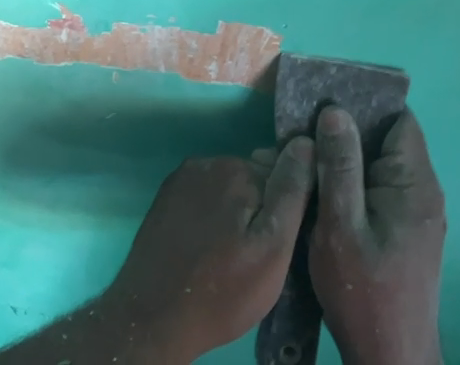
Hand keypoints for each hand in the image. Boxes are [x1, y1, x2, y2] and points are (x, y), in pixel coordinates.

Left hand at [102, 135, 316, 360]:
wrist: (154, 316)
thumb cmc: (223, 290)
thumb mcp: (273, 248)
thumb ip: (291, 191)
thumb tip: (305, 143)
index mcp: (237, 168)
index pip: (283, 172)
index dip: (290, 206)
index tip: (285, 239)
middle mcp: (207, 162)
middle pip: (254, 178)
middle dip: (263, 206)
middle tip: (261, 253)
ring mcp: (182, 179)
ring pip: (228, 188)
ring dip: (238, 212)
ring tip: (235, 254)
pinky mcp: (166, 198)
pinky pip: (204, 197)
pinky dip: (213, 216)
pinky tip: (212, 248)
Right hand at [310, 107, 445, 364]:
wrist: (388, 355)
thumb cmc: (364, 290)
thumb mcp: (340, 223)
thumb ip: (339, 165)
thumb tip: (335, 111)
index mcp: (414, 183)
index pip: (398, 120)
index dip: (362, 105)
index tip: (322, 101)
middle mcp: (422, 192)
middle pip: (384, 141)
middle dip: (343, 132)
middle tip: (298, 132)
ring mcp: (414, 214)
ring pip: (376, 166)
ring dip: (341, 159)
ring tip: (298, 158)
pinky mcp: (403, 232)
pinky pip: (375, 190)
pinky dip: (348, 183)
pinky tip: (315, 190)